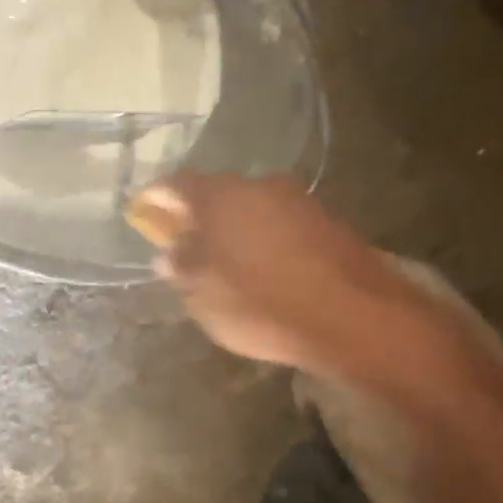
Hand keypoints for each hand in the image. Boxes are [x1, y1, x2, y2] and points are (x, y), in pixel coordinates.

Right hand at [133, 173, 434, 378]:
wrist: (358, 318)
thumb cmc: (262, 304)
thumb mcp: (203, 295)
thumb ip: (181, 268)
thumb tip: (169, 253)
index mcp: (219, 196)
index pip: (174, 184)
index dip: (155, 198)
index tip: (144, 213)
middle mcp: (258, 186)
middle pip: (216, 193)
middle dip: (198, 216)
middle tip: (185, 244)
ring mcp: (298, 201)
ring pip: (253, 208)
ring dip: (235, 228)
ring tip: (227, 262)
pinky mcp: (329, 223)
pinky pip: (281, 225)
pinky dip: (266, 241)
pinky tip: (266, 270)